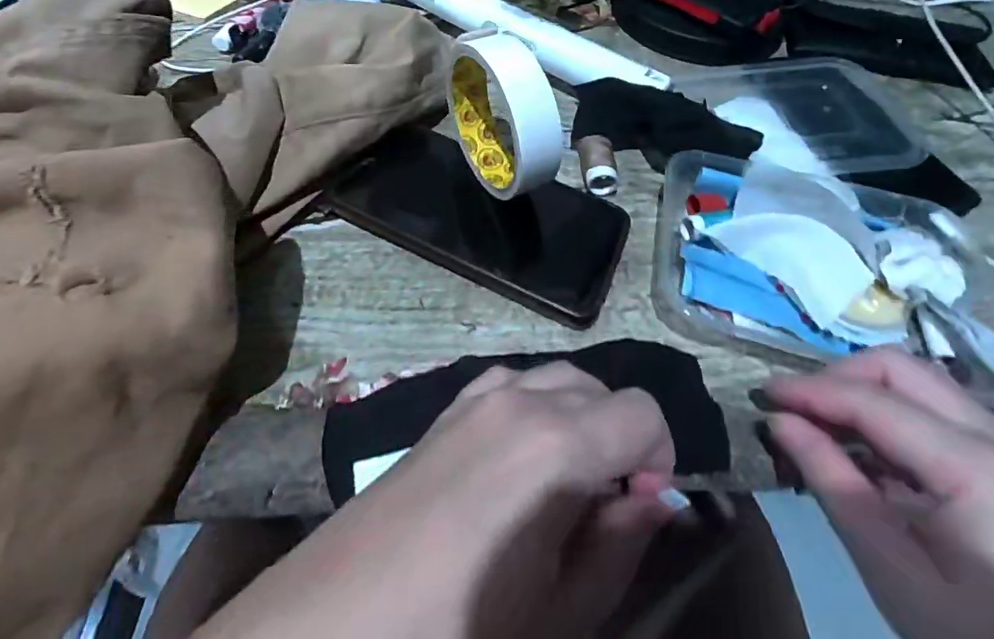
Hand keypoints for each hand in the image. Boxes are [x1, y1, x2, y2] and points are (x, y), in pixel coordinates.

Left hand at [197, 363, 676, 638]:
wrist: (335, 619)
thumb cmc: (459, 624)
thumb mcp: (560, 609)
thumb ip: (619, 543)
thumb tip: (658, 499)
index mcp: (555, 442)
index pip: (643, 412)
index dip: (657, 458)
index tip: (638, 508)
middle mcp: (519, 398)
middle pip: (601, 390)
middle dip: (619, 438)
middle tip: (601, 505)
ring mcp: (476, 395)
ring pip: (557, 379)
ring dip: (578, 418)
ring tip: (560, 482)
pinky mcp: (446, 406)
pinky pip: (512, 383)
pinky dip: (535, 407)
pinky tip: (516, 461)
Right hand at [760, 349, 993, 638]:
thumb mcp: (898, 576)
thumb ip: (836, 486)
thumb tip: (781, 422)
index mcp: (980, 467)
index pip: (874, 399)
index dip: (810, 390)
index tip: (761, 393)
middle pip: (902, 368)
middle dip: (838, 377)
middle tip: (794, 409)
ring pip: (924, 383)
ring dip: (866, 392)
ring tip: (823, 428)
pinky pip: (944, 412)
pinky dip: (897, 414)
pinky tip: (872, 453)